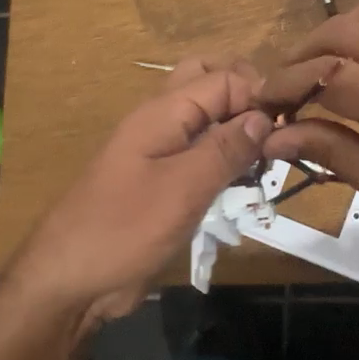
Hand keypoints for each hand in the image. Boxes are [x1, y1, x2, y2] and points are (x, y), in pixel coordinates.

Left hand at [0, 58, 272, 359]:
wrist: (69, 282)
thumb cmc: (124, 229)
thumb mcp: (184, 187)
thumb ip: (227, 148)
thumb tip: (264, 115)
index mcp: (163, 112)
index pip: (224, 77)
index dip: (259, 95)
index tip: (289, 128)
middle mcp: (163, 124)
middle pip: (211, 88)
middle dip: (248, 104)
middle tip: (275, 138)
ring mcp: (162, 154)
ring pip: (209, 125)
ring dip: (240, 138)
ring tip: (266, 168)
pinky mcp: (164, 186)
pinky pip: (202, 161)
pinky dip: (227, 167)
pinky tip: (246, 191)